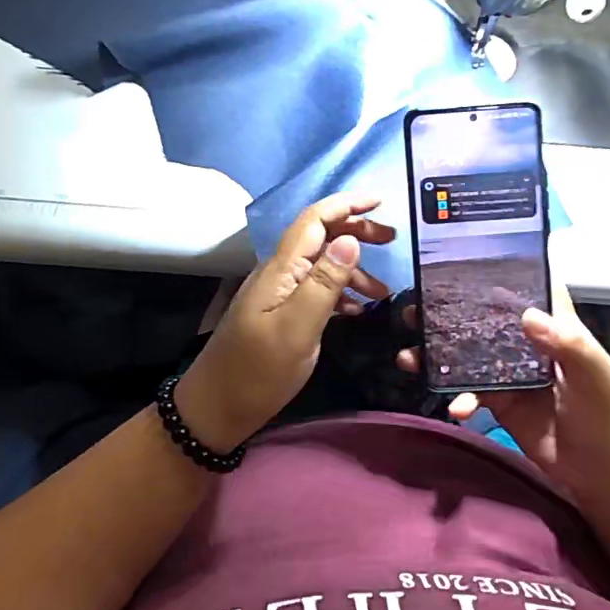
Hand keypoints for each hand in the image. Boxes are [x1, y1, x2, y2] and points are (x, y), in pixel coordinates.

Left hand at [177, 194, 393, 448]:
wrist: (217, 407)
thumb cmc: (258, 371)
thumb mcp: (298, 328)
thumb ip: (325, 282)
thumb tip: (350, 239)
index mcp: (281, 269)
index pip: (314, 219)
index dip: (346, 204)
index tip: (381, 201)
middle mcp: (279, 273)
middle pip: (320, 236)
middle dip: (356, 231)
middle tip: (392, 242)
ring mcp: (279, 294)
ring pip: (322, 265)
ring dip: (354, 269)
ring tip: (383, 293)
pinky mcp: (281, 314)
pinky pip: (316, 290)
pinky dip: (340, 293)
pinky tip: (358, 310)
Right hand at [397, 286, 609, 505]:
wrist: (608, 475)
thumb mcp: (597, 377)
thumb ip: (568, 344)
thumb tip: (527, 315)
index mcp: (556, 326)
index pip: (525, 289)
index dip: (496, 274)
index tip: (456, 264)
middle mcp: (529, 344)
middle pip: (484, 320)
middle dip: (449, 315)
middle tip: (413, 311)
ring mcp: (512, 374)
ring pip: (468, 357)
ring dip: (439, 356)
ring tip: (409, 356)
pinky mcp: (502, 404)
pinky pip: (471, 394)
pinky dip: (458, 400)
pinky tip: (454, 409)